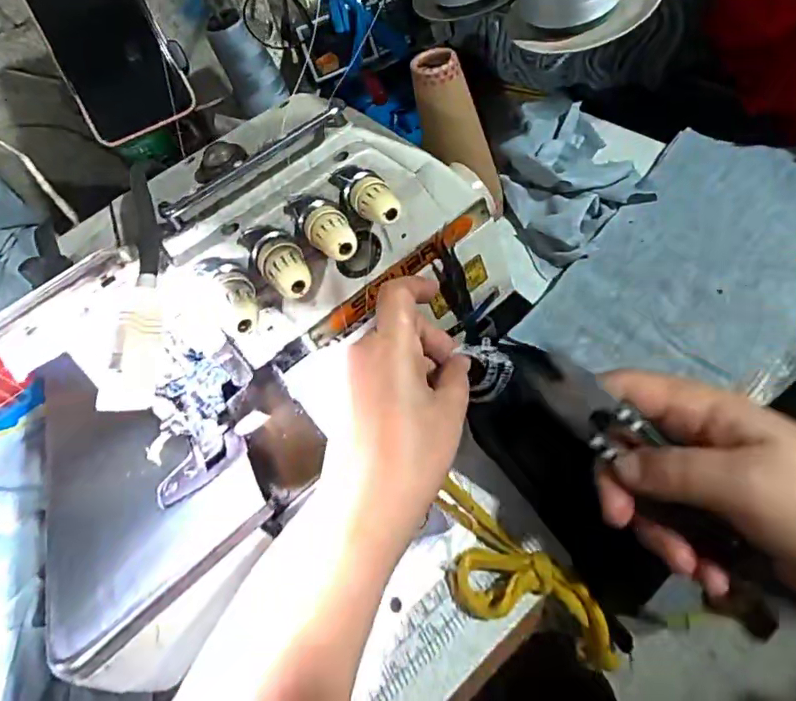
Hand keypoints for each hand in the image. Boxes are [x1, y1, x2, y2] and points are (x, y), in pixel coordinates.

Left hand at [320, 276, 471, 540]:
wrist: (360, 510)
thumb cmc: (411, 456)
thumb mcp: (450, 410)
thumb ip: (456, 374)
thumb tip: (454, 362)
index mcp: (386, 347)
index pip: (395, 294)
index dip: (418, 285)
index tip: (437, 295)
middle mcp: (359, 354)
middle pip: (397, 324)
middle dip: (429, 338)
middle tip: (450, 371)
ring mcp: (345, 378)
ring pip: (387, 348)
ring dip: (415, 358)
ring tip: (436, 396)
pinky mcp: (339, 399)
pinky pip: (374, 369)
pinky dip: (397, 374)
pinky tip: (414, 409)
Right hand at [596, 370, 795, 611]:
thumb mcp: (737, 481)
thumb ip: (670, 469)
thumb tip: (614, 462)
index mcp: (704, 409)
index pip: (632, 390)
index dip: (598, 414)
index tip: (588, 464)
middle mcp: (703, 438)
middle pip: (635, 452)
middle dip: (630, 495)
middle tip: (627, 528)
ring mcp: (717, 480)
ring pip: (658, 500)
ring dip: (666, 537)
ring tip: (699, 569)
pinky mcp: (730, 521)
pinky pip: (688, 532)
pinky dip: (694, 558)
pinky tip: (721, 583)